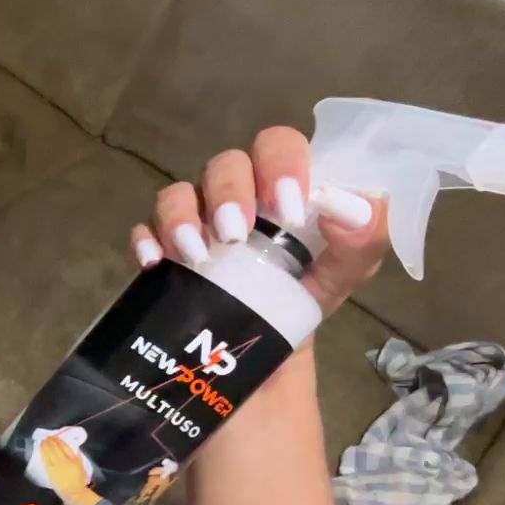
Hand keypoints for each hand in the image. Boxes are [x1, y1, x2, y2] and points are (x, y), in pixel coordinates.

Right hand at [127, 126, 389, 313]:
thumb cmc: (301, 306)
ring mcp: (193, 225)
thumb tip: (349, 208)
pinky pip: (143, 231)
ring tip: (197, 255)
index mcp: (281, 190)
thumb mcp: (344, 278)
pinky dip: (145, 240)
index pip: (278, 145)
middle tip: (235, 234)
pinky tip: (154, 263)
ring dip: (181, 216)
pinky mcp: (162, 255)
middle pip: (223, 164)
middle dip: (227, 192)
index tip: (288, 208)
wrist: (256, 359)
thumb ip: (362, 242)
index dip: (280, 163)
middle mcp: (234, 198)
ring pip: (176, 193)